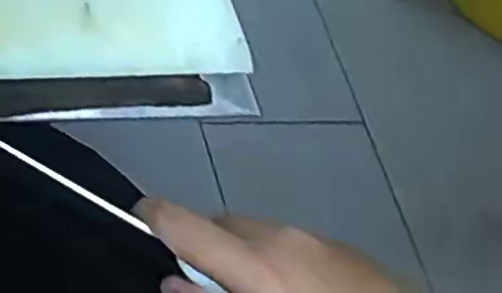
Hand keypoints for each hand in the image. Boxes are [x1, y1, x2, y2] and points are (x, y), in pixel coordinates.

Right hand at [137, 199, 410, 292]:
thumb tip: (173, 282)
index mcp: (253, 261)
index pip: (170, 216)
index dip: (147, 222)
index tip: (141, 238)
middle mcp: (279, 236)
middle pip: (216, 224)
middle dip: (210, 255)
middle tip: (221, 291)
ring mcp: (323, 241)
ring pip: (259, 236)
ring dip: (252, 261)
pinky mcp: (360, 255)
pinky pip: (301, 248)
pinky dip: (291, 268)